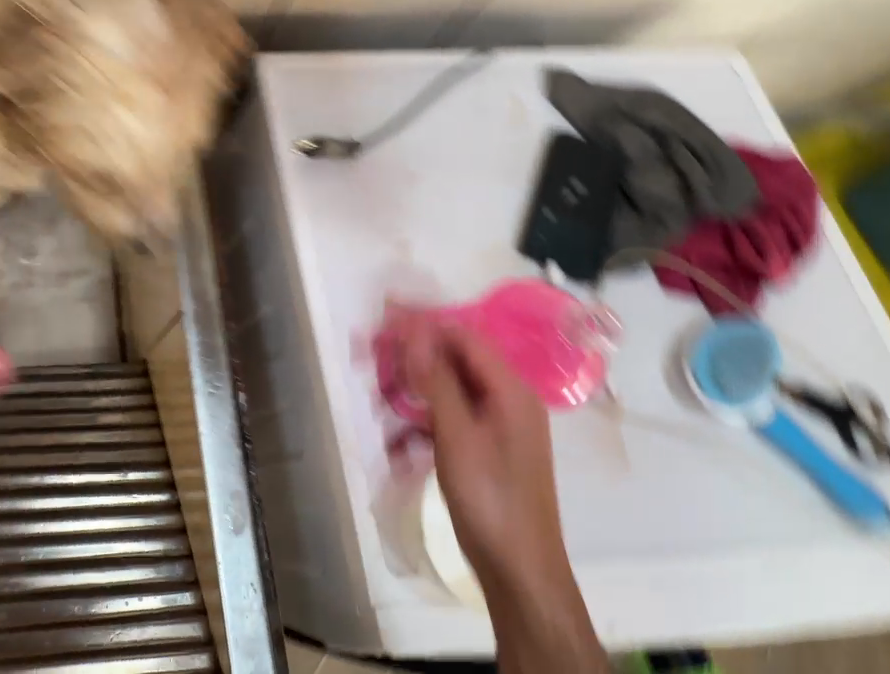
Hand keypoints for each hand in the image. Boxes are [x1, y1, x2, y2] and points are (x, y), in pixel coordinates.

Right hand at [406, 322, 569, 592]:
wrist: (518, 569)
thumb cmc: (489, 497)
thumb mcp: (456, 434)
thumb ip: (434, 379)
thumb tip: (414, 329)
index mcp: (510, 391)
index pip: (463, 337)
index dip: (423, 324)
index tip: (381, 319)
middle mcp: (507, 400)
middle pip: (453, 361)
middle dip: (411, 359)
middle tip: (371, 362)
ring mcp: (497, 426)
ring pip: (446, 391)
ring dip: (411, 394)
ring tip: (380, 407)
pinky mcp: (484, 449)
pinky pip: (448, 420)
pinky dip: (421, 425)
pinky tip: (398, 446)